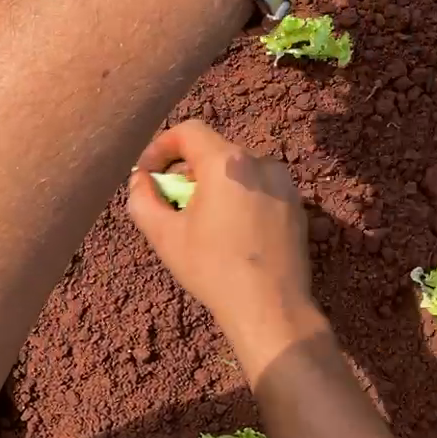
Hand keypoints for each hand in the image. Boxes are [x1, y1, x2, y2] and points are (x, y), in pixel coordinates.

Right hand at [126, 119, 328, 360]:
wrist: (269, 306)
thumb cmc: (212, 269)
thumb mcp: (164, 235)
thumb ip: (142, 199)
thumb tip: (140, 180)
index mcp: (226, 163)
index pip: (188, 131)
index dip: (160, 147)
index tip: (148, 173)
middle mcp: (260, 162)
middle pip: (213, 150)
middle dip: (185, 170)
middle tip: (170, 201)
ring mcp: (284, 182)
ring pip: (236, 169)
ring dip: (212, 185)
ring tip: (199, 219)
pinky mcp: (296, 203)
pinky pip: (258, 187)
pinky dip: (237, 197)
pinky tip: (228, 230)